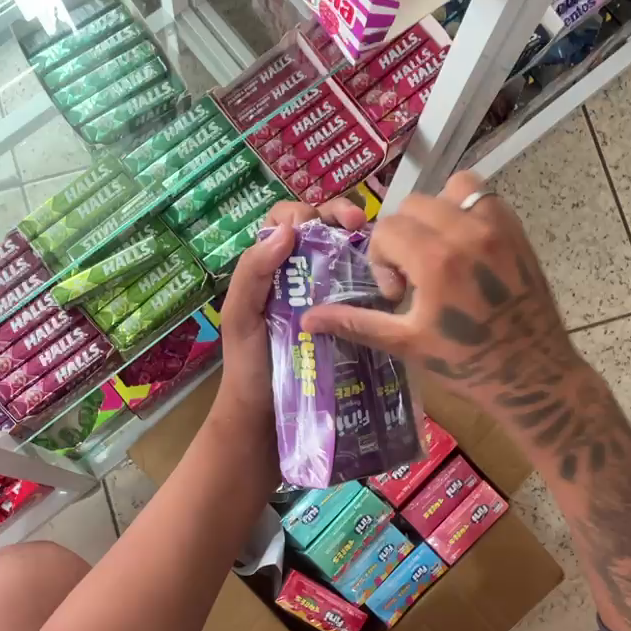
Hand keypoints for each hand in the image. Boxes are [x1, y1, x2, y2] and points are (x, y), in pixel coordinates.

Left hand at [206, 196, 368, 458]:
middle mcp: (300, 275)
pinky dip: (378, 276)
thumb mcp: (241, 316)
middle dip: (343, 215)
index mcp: (271, 268)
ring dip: (364, 241)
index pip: (288, 221)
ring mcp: (328, 296)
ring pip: (347, 253)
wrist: (269, 419)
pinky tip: (390, 277)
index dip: (308, 212)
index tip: (325, 223)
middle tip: (361, 225)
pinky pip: (366, 288)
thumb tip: (288, 229)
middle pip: (323, 230)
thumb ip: (253, 271)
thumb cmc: (250, 367)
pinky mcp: (350, 320)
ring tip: (379, 245)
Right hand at [302, 172, 594, 457]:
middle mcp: (467, 232)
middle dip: (402, 236)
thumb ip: (355, 322)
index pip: (387, 230)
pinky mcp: (517, 230)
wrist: (530, 374)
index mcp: (436, 260)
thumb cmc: (465, 364)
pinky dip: (466, 210)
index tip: (396, 293)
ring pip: (448, 190)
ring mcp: (497, 227)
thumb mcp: (405, 344)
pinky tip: (463, 248)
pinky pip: (483, 195)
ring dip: (433, 215)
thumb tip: (306, 319)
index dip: (381, 261)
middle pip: (412, 206)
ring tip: (437, 253)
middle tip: (413, 276)